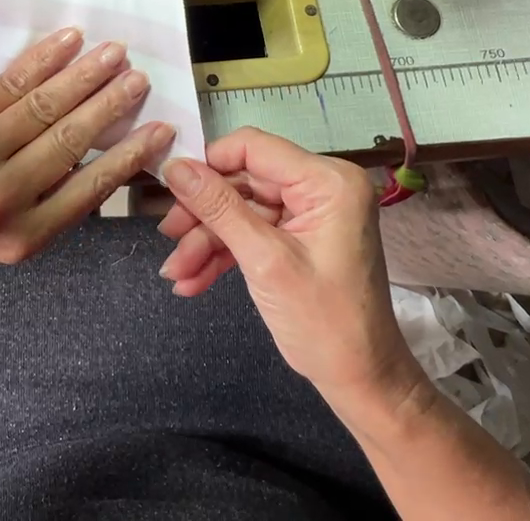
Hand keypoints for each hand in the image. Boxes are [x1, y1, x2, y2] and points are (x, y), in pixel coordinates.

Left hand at [0, 28, 174, 285]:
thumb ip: (41, 208)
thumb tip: (89, 165)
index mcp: (22, 235)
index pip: (89, 186)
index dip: (128, 155)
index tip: (160, 131)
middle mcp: (3, 196)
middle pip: (70, 137)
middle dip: (111, 104)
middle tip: (141, 79)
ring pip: (44, 106)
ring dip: (85, 75)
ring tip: (115, 54)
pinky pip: (7, 85)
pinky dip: (42, 61)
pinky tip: (67, 43)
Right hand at [158, 129, 422, 408]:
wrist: (361, 382)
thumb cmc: (323, 321)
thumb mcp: (264, 260)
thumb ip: (218, 207)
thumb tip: (174, 166)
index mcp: (327, 181)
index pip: (253, 148)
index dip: (208, 164)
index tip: (170, 186)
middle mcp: (320, 186)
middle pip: (241, 181)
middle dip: (202, 214)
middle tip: (168, 237)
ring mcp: (308, 212)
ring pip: (238, 209)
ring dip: (205, 240)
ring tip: (176, 273)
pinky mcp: (296, 236)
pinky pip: (249, 231)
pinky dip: (221, 254)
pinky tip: (192, 281)